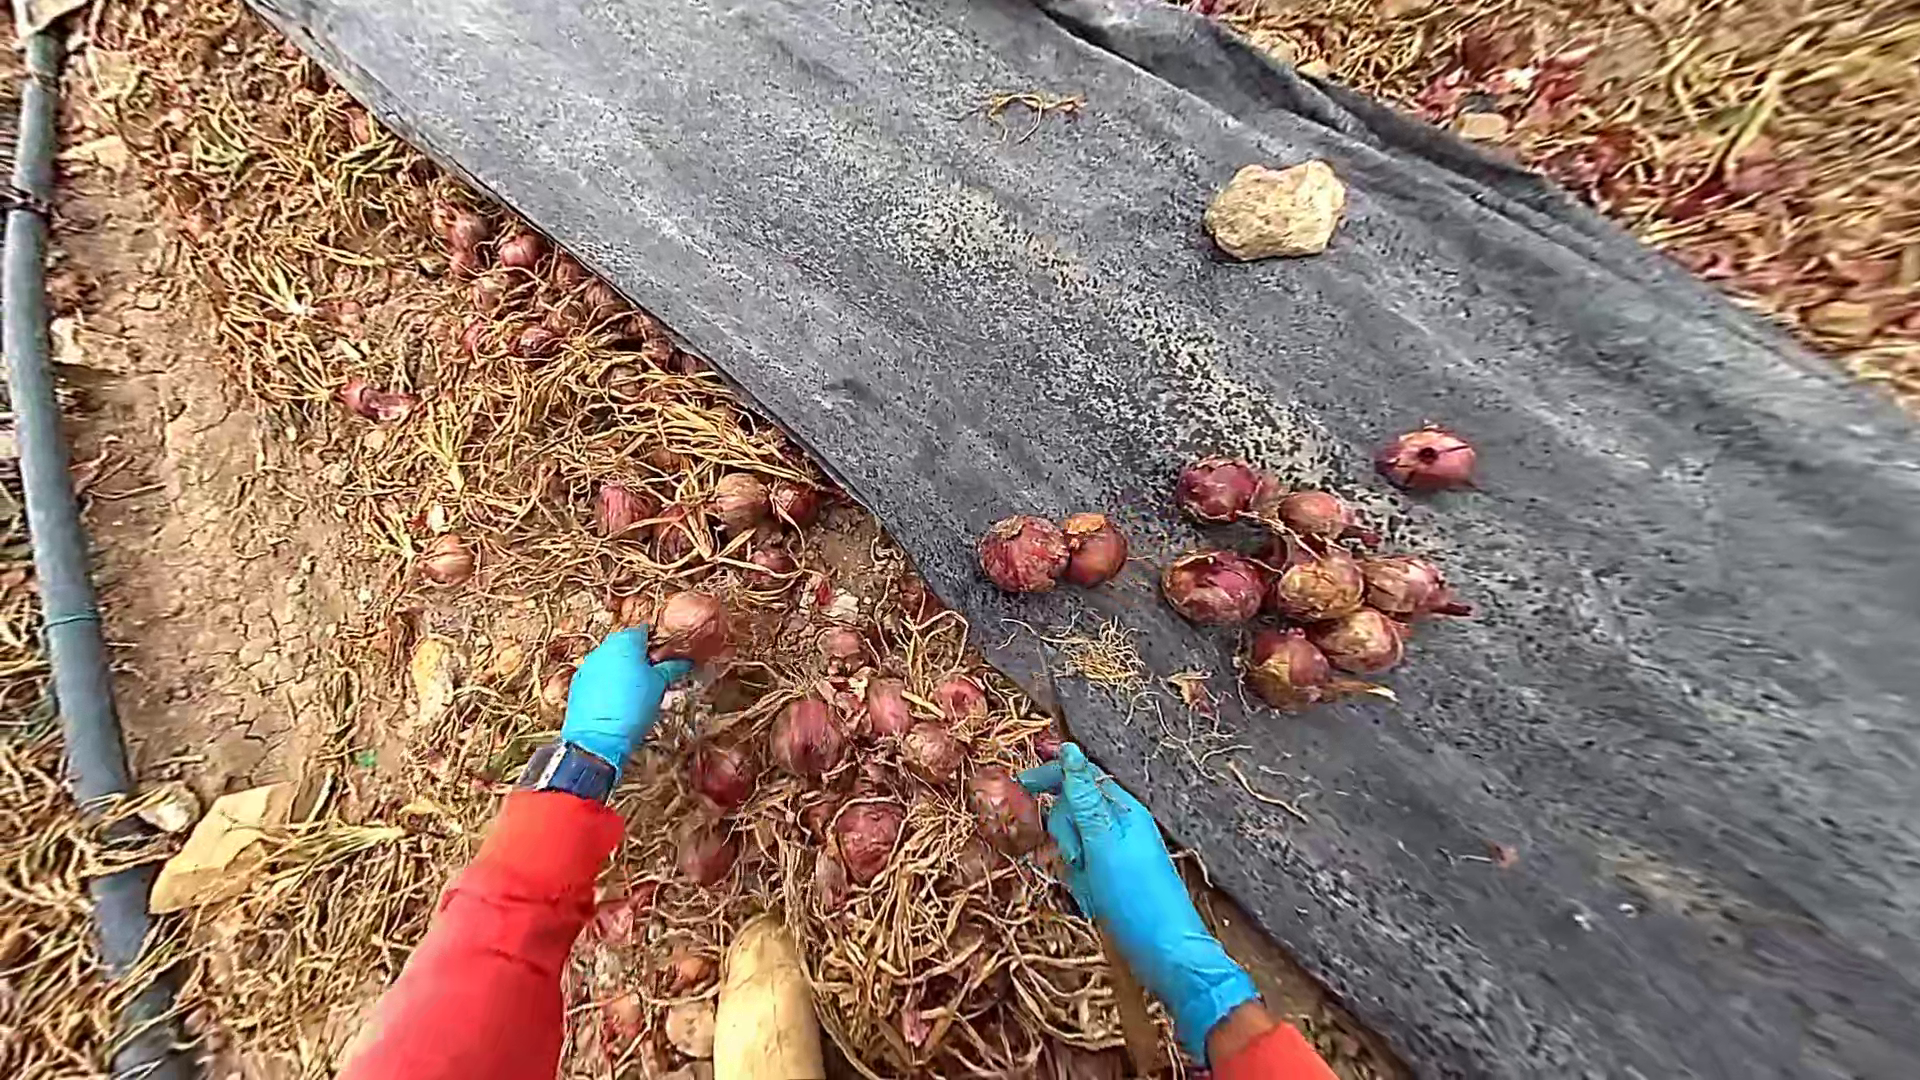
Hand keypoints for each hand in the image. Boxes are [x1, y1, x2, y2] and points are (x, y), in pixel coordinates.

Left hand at [561, 627, 692, 774]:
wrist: (597, 740)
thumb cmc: (634, 706)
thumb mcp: (660, 685)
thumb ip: (672, 668)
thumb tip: (685, 660)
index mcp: (625, 643)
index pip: (644, 630)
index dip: (658, 640)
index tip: (668, 653)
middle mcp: (604, 649)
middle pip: (626, 643)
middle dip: (641, 654)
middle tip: (657, 670)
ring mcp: (588, 666)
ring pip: (611, 659)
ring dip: (624, 667)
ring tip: (639, 686)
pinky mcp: (577, 684)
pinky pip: (599, 674)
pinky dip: (609, 680)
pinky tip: (620, 697)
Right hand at [1021, 743, 1256, 1061]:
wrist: (1169, 959)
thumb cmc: (1137, 897)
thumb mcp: (1103, 842)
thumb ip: (1083, 796)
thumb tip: (1069, 748)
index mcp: (1121, 807)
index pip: (1079, 774)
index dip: (1049, 777)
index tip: (1021, 787)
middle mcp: (1118, 823)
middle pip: (1071, 807)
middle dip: (1064, 831)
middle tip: (1075, 858)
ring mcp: (1114, 851)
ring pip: (1072, 838)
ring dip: (1070, 859)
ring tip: (1086, 883)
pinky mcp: (1110, 875)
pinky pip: (1080, 865)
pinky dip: (1078, 879)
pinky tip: (1089, 897)